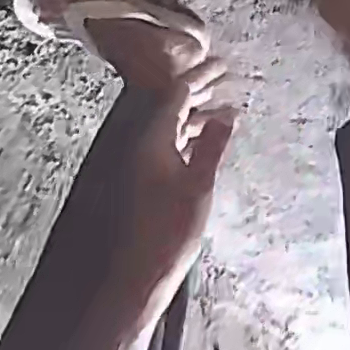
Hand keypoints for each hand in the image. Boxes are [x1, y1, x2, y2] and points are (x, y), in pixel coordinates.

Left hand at [110, 57, 235, 310]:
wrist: (121, 283)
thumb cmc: (162, 237)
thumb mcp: (198, 187)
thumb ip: (212, 145)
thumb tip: (228, 113)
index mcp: (148, 133)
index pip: (177, 90)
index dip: (202, 75)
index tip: (223, 65)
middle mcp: (133, 137)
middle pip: (168, 101)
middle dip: (198, 88)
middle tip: (224, 78)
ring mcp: (128, 156)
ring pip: (164, 120)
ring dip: (191, 112)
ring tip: (221, 109)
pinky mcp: (128, 175)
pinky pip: (157, 138)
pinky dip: (180, 132)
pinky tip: (199, 139)